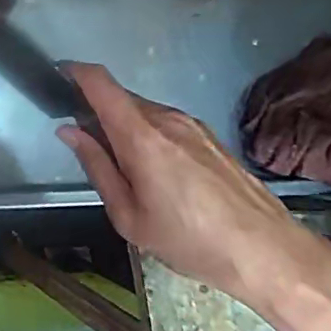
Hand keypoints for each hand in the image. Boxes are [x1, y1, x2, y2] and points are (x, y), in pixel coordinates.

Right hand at [55, 62, 330, 314]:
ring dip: (122, 124)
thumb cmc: (192, 241)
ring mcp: (193, 126)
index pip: (100, 83)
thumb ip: (95, 166)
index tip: (56, 78)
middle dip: (95, 109)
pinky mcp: (211, 138)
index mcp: (141, 136)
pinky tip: (154, 170)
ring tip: (121, 164)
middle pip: (119, 97)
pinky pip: (165, 122)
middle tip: (85, 144)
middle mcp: (167, 119)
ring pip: (142, 110)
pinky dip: (146, 133)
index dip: (74, 72)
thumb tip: (69, 131)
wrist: (274, 258)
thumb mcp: (128, 215)